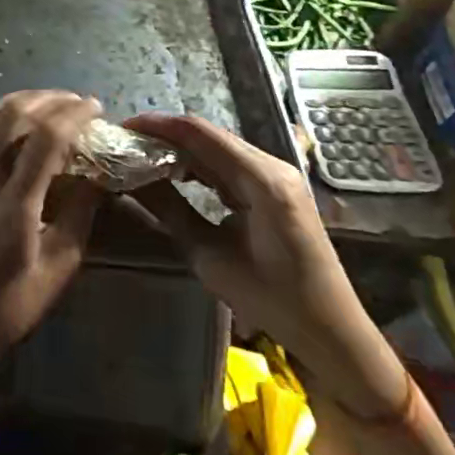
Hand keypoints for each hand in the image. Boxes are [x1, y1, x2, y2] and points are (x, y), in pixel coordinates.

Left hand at [0, 90, 102, 369]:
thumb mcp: (60, 266)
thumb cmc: (12, 303)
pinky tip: (5, 116)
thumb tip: (99, 175)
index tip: (95, 107)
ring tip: (46, 102)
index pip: (45, 140)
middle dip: (49, 99)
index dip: (73, 115)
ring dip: (19, 100)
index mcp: (14, 205)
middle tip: (75, 101)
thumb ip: (80, 215)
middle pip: (13, 117)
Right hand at [119, 113, 358, 376]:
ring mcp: (277, 174)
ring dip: (181, 149)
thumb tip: (131, 179)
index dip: (158, 125)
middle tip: (127, 146)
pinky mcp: (276, 186)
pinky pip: (231, 162)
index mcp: (261, 179)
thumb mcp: (211, 257)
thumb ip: (171, 211)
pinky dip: (200, 164)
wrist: (331, 329)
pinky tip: (176, 174)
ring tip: (143, 157)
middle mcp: (271, 165)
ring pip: (219, 146)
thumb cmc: (272, 300)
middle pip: (209, 135)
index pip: (200, 133)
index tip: (124, 129)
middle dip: (165, 135)